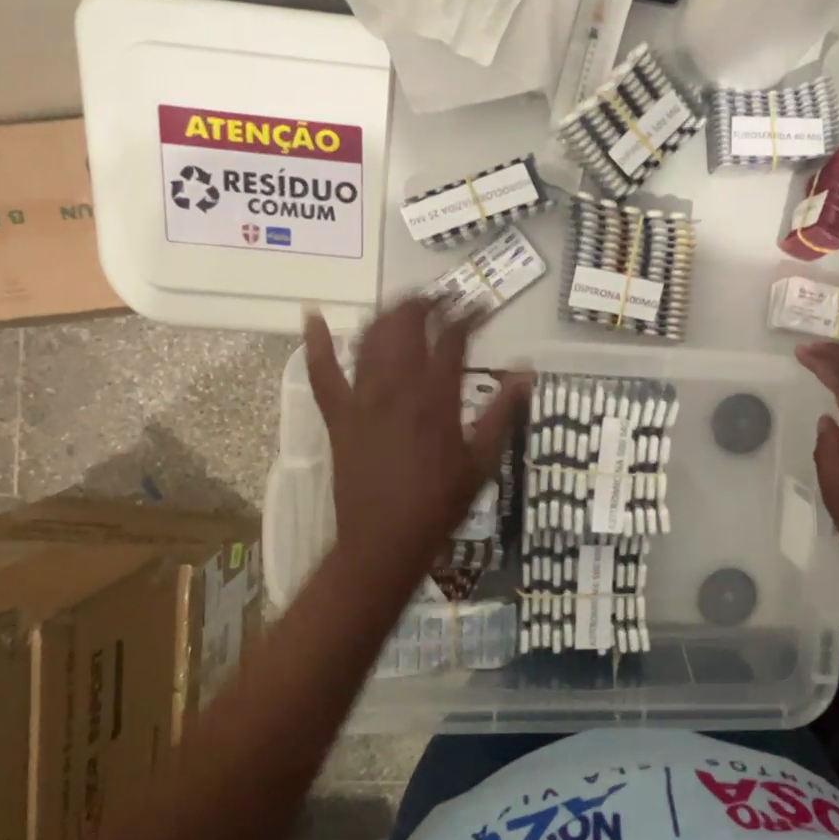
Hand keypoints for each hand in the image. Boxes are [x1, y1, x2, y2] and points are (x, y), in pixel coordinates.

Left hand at [303, 298, 526, 584]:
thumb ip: (503, 411)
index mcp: (437, 399)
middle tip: (443, 298)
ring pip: (369, 338)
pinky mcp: (337, 414)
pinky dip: (315, 342)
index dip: (467, 315)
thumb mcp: (482, 460)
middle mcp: (397, 388)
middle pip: (406, 326)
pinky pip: (321, 371)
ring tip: (405, 305)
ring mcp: (361, 399)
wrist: (384, 541)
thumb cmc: (440, 504)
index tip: (480, 305)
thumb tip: (526, 371)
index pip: (453, 339)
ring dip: (387, 314)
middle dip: (425, 303)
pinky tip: (313, 315)